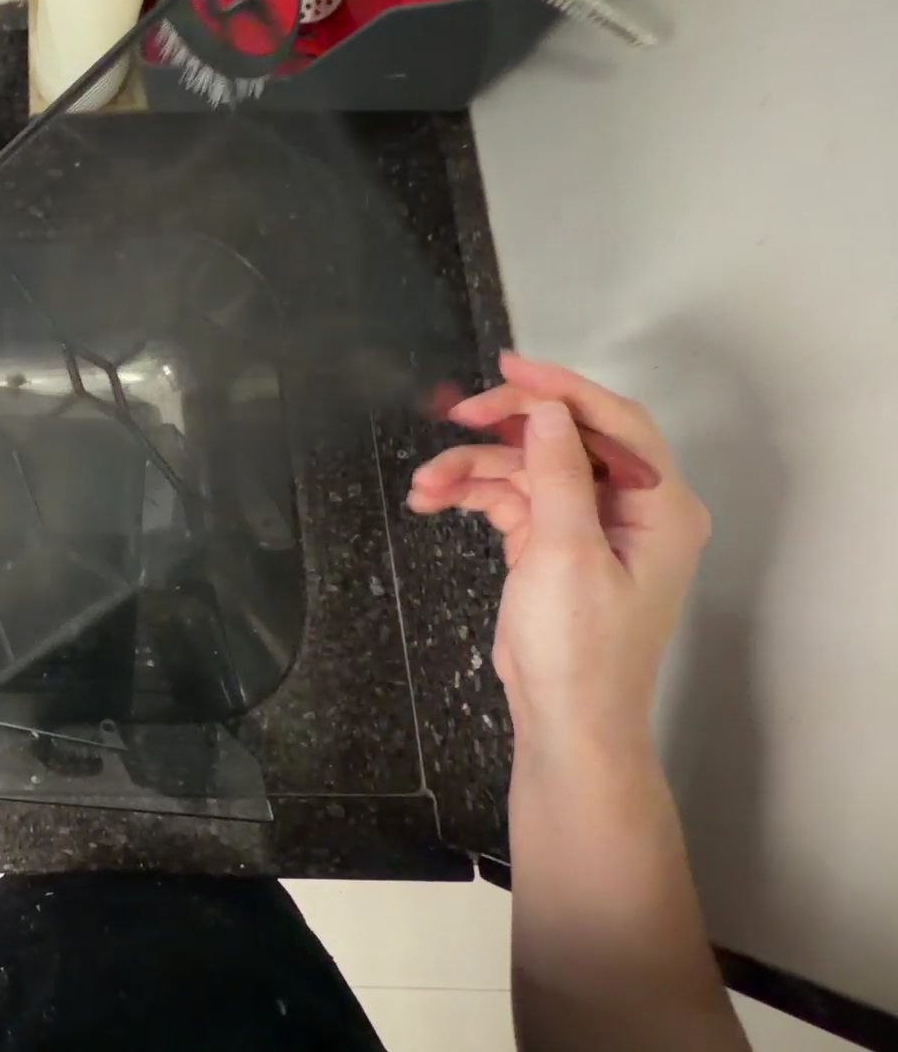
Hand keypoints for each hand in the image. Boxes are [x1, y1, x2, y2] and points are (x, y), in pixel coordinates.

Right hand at [406, 353, 710, 752]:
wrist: (563, 711)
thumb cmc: (578, 644)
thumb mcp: (567, 553)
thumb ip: (560, 476)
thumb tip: (549, 410)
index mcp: (656, 506)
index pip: (612, 424)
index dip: (561, 389)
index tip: (506, 367)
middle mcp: (625, 508)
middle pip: (560, 443)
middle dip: (501, 432)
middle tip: (452, 419)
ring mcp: (584, 526)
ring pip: (523, 472)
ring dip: (471, 472)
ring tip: (422, 487)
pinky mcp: (548, 545)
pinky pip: (507, 502)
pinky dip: (470, 497)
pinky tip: (432, 502)